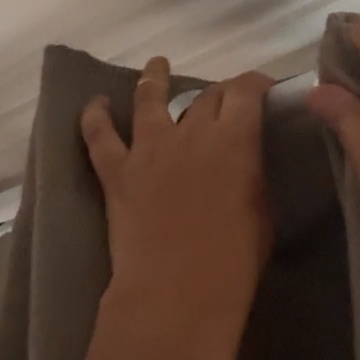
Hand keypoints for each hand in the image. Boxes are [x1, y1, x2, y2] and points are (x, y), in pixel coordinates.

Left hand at [80, 58, 275, 321]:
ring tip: (157, 66)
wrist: (176, 292)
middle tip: (227, 99)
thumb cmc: (235, 260)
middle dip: (219, 91)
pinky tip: (95, 104)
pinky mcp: (117, 173)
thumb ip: (253, 174)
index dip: (256, 82)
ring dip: (154, 79)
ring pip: (149, 100)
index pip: (246, 91)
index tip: (264, 88)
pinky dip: (95, 118)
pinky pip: (100, 137)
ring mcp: (149, 149)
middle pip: (205, 95)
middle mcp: (191, 133)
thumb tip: (247, 162)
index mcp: (235, 139)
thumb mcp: (263, 210)